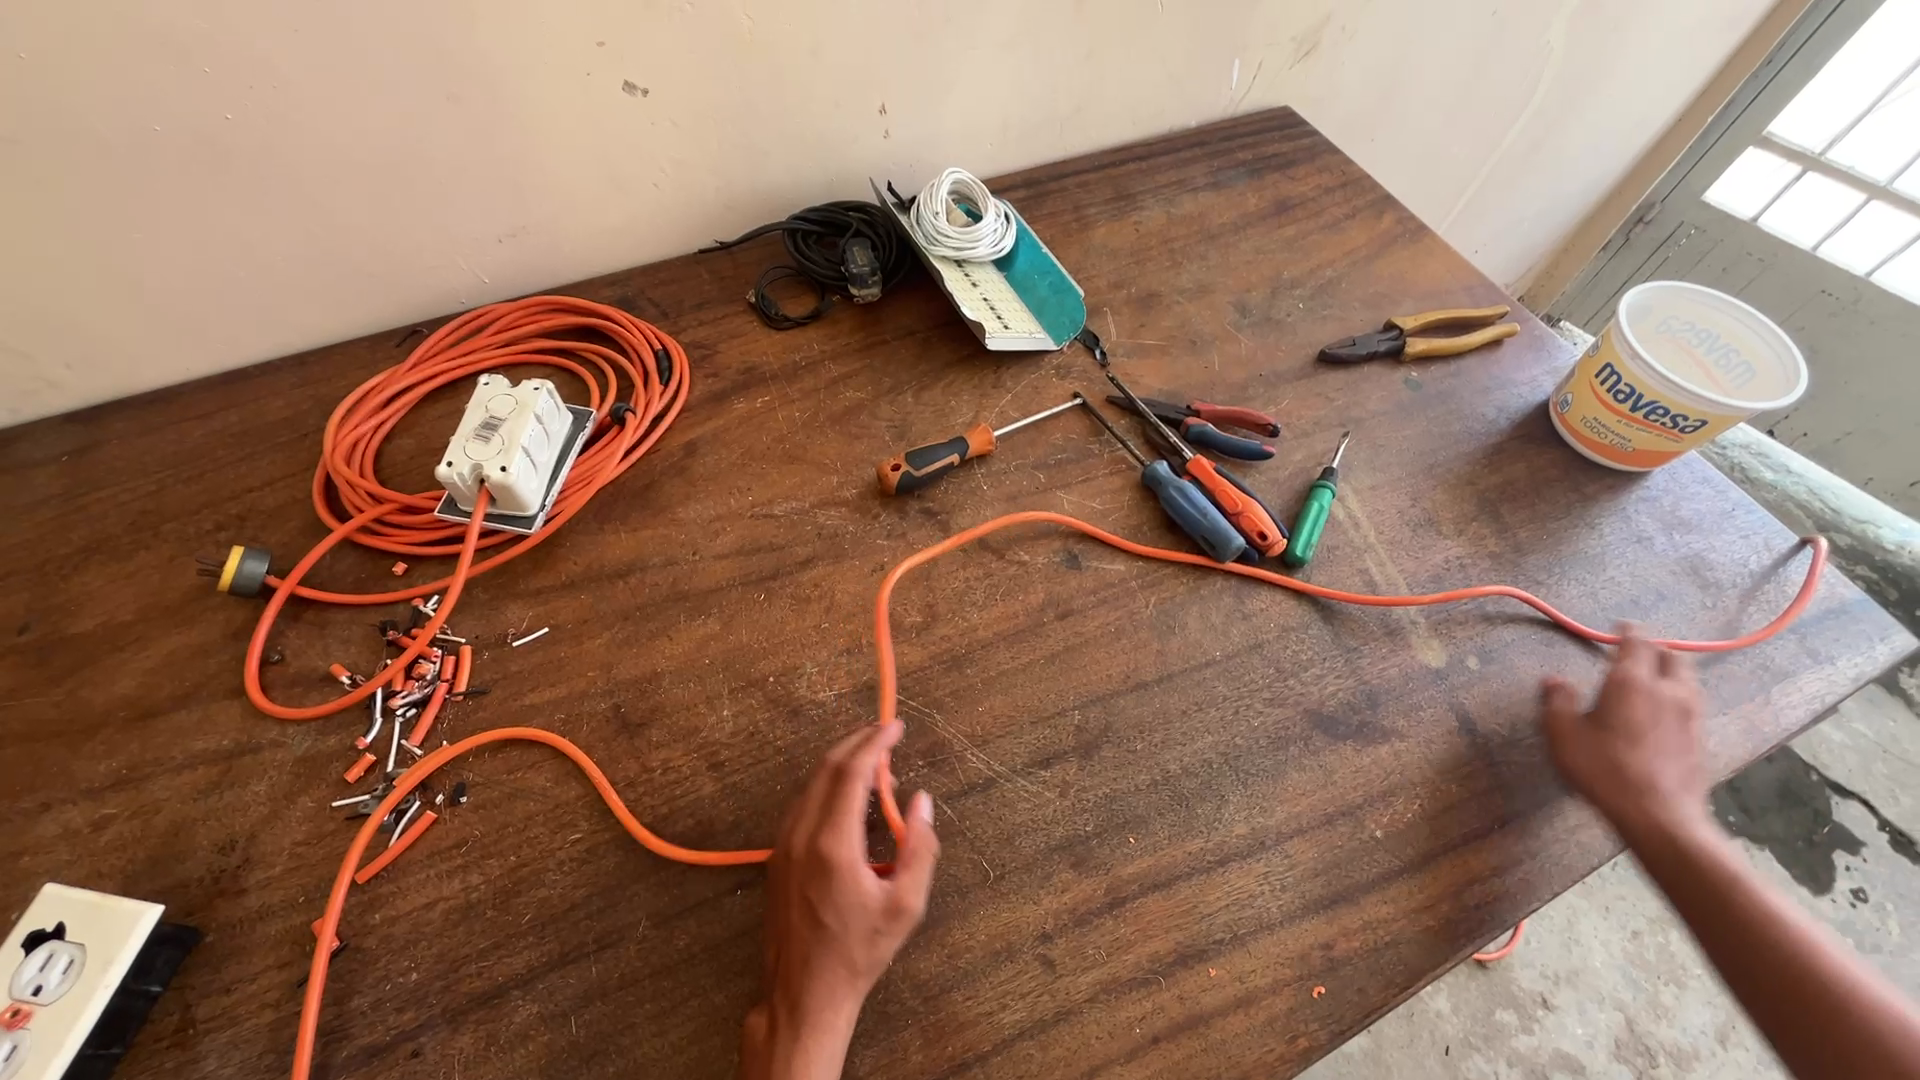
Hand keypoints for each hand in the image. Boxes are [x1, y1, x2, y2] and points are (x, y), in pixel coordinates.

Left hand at [740, 723, 939, 1079]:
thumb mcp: (905, 907)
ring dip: (842, 763)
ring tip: (877, 766)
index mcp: (832, 844)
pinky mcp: (778, 857)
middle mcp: (801, 835)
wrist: (802, 995)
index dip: (875, 742)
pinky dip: (828, 786)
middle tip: (887, 733)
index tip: (896, 726)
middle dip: (858, 743)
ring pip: (811, 784)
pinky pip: (803, 804)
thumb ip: (920, 848)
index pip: (852, 772)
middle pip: (827, 768)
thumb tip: (922, 802)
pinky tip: (849, 797)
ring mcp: (784, 845)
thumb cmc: (858, 953)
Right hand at [1541, 627, 1710, 845]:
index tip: (1622, 626)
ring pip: (1687, 680)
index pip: (1637, 644)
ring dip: (1671, 672)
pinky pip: (1691, 704)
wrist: (1657, 815)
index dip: (1629, 632)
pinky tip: (1663, 711)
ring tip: (1653, 677)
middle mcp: (1668, 692)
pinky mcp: (1700, 739)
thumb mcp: (1562, 733)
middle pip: (1673, 658)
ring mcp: (1690, 716)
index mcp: (1631, 683)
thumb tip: (1554, 680)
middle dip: (1656, 649)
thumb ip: (1557, 701)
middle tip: (1638, 651)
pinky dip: (1677, 696)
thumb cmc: (1602, 768)